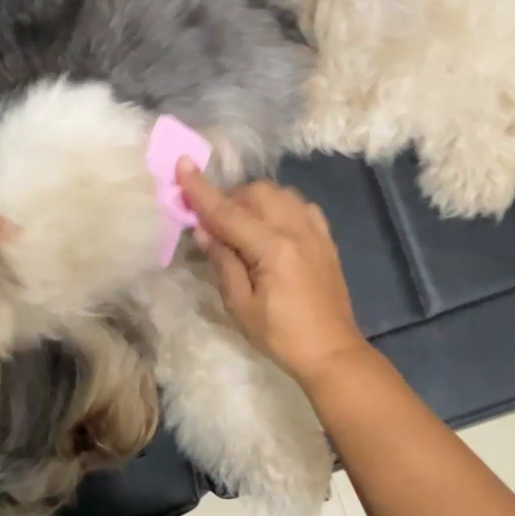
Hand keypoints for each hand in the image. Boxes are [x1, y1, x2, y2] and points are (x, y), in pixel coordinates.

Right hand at [179, 162, 370, 382]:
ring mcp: (315, 232)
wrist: (331, 351)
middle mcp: (297, 230)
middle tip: (212, 224)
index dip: (202, 190)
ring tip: (240, 227)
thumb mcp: (240, 305)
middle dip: (229, 199)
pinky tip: (269, 228)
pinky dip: (278, 208)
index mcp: (274, 249)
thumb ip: (223, 262)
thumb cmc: (279, 335)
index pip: (229, 213)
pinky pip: (300, 206)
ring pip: (279, 194)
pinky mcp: (325, 239)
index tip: (183, 165)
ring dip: (254, 201)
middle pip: (257, 193)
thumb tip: (205, 230)